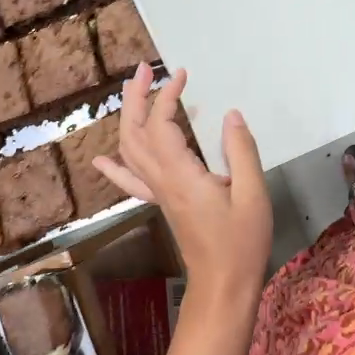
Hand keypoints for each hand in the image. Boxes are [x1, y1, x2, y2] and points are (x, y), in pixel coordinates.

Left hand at [93, 66, 271, 302]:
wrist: (224, 285)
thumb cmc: (241, 242)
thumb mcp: (252, 195)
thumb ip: (241, 152)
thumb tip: (230, 114)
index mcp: (181, 176)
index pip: (162, 125)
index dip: (168, 96)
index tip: (182, 75)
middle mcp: (162, 181)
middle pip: (134, 133)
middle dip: (136, 98)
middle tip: (144, 70)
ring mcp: (158, 194)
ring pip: (130, 151)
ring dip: (128, 118)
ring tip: (133, 92)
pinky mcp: (162, 204)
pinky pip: (131, 183)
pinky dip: (115, 167)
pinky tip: (101, 159)